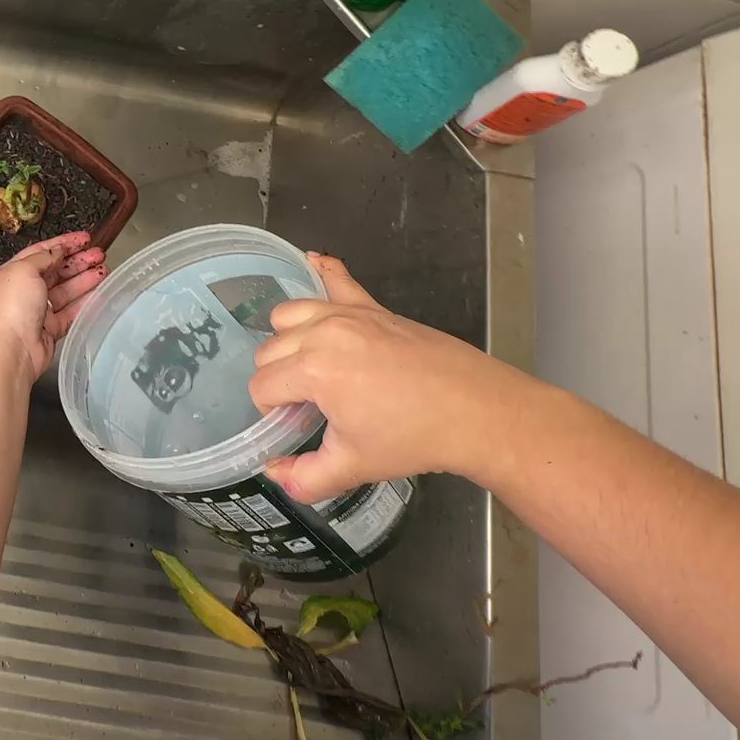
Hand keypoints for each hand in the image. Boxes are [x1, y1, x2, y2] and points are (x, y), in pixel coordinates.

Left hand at [0, 232, 106, 381]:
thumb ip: (44, 257)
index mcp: (15, 272)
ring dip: (85, 279)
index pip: (42, 252)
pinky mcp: (51, 329)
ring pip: (66, 291)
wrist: (12, 348)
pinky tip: (100, 293)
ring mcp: (39, 311)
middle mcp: (26, 290)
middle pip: (56, 271)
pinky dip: (85, 302)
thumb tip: (58, 250)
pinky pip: (72, 312)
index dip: (64, 243)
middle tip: (100, 254)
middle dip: (78, 261)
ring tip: (105, 270)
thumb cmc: (12, 306)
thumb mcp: (24, 269)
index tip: (85, 238)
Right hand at [249, 253, 540, 502]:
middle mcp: (321, 333)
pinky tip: (310, 262)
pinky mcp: (371, 307)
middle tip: (309, 405)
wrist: (479, 412)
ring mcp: (346, 315)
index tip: (298, 426)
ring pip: (287, 316)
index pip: (261, 387)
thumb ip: (304, 477)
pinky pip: (335, 277)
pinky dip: (320, 270)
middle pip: (268, 352)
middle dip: (278, 379)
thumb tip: (274, 474)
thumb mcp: (355, 466)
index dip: (272, 412)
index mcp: (312, 371)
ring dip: (287, 339)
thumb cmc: (415, 438)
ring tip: (311, 365)